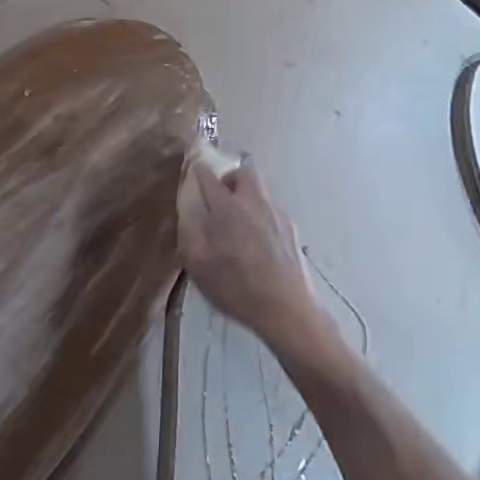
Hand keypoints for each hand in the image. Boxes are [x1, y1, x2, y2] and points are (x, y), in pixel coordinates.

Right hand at [178, 160, 325, 349]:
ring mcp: (277, 214)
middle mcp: (254, 203)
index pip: (210, 178)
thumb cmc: (236, 287)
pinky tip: (259, 241)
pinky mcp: (292, 229)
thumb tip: (187, 212)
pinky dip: (261, 215)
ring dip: (247, 195)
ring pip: (261, 190)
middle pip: (244, 173)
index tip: (195, 170)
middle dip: (230, 178)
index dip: (200, 171)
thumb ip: (189, 232)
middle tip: (220, 197)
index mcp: (227, 208)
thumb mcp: (198, 265)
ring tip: (239, 221)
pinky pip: (272, 210)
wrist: (286, 308)